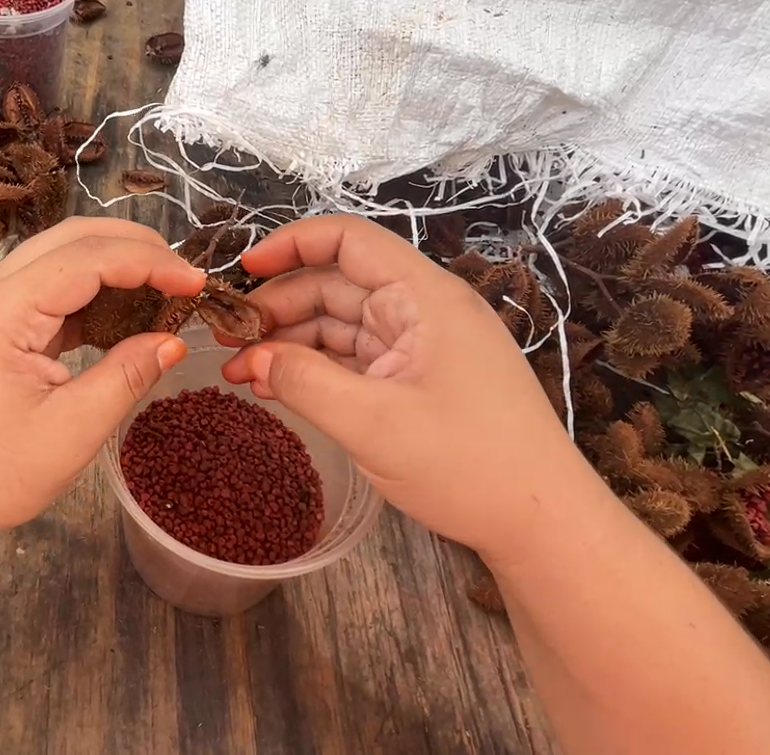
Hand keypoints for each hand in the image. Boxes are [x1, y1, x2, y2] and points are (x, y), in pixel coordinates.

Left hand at [0, 216, 205, 545]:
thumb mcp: (70, 431)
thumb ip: (126, 376)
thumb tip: (173, 341)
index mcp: (3, 309)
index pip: (88, 258)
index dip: (149, 261)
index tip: (198, 281)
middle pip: (72, 238)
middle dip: (135, 246)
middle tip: (185, 276)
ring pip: (61, 255)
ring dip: (114, 263)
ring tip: (164, 288)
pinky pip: (50, 286)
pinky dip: (93, 290)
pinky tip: (124, 312)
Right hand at [221, 214, 600, 560]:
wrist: (542, 529)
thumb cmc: (467, 465)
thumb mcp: (373, 423)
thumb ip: (303, 382)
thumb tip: (249, 359)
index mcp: (422, 297)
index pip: (349, 240)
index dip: (291, 243)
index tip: (243, 270)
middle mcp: (419, 310)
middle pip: (333, 285)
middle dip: (277, 307)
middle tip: (227, 339)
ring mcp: (416, 346)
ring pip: (336, 324)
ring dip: (287, 344)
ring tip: (238, 372)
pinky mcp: (412, 379)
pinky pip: (350, 359)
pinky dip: (311, 369)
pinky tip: (272, 389)